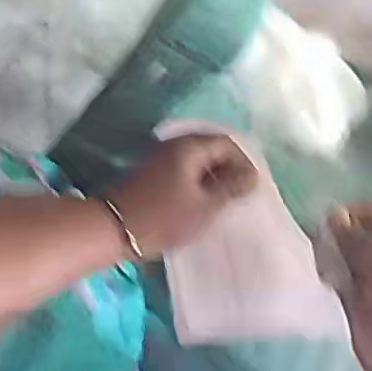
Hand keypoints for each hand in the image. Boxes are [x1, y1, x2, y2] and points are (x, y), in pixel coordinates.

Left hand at [105, 134, 257, 257]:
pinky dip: (199, 180)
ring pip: (198, 159)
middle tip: (243, 194)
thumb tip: (252, 176)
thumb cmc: (165, 216)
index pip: (226, 142)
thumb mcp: (205, 206)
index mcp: (188, 147)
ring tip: (227, 200)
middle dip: (230, 167)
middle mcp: (174, 145)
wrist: (118, 227)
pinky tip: (205, 200)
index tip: (253, 187)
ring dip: (215, 175)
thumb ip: (231, 188)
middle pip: (211, 147)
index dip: (244, 162)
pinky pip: (185, 168)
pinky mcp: (155, 172)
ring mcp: (162, 157)